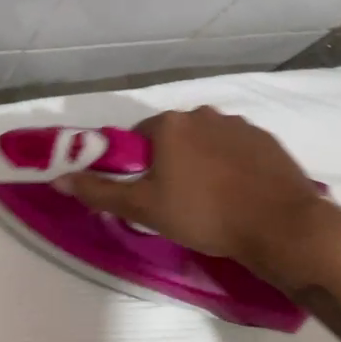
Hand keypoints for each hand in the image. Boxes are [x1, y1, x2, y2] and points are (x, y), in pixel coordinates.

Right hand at [63, 108, 333, 282]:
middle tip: (176, 200)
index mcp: (169, 125)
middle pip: (172, 137)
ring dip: (202, 163)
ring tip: (211, 200)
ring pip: (206, 142)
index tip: (147, 193)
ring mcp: (240, 125)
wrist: (282, 227)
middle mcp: (203, 114)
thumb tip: (58, 179)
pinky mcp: (269, 141)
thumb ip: (98, 191)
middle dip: (170, 162)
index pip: (137, 138)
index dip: (137, 166)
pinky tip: (238, 194)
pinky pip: (237, 150)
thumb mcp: (143, 208)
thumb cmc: (204, 215)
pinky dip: (232, 167)